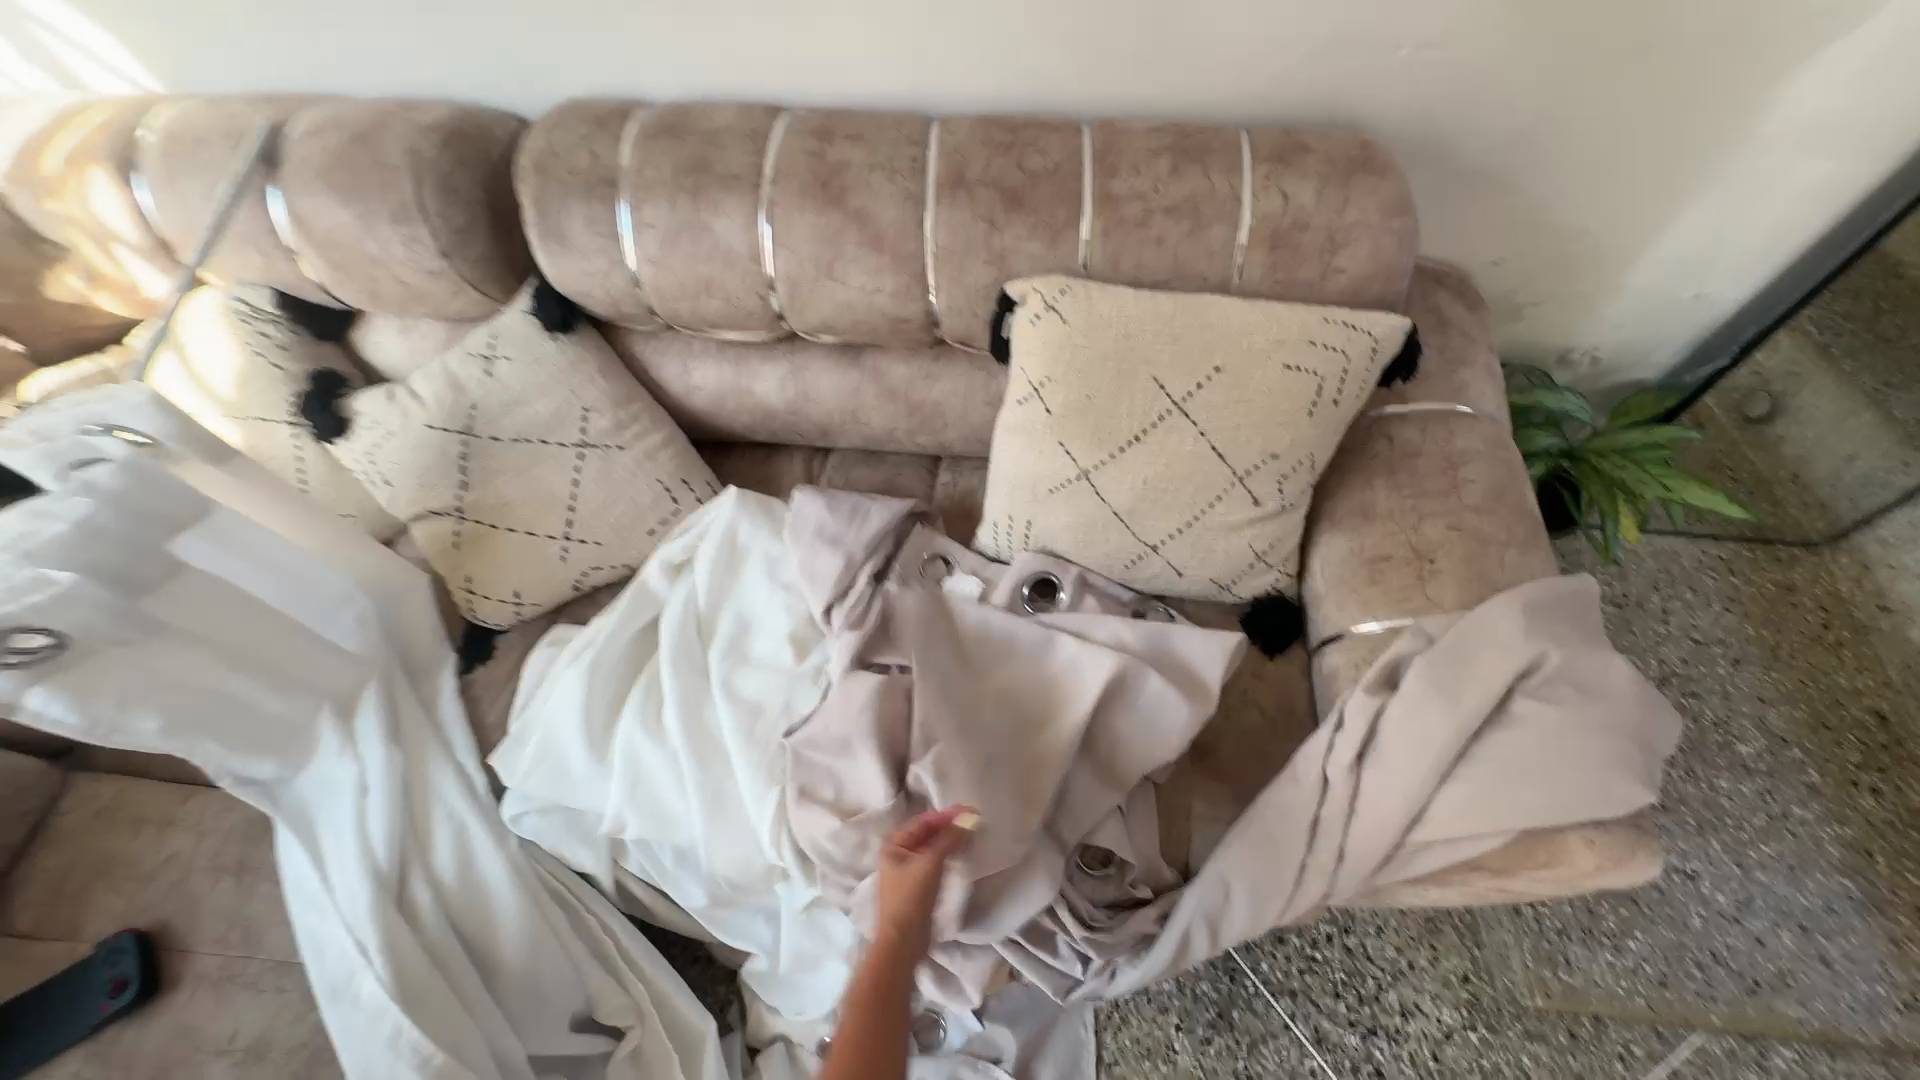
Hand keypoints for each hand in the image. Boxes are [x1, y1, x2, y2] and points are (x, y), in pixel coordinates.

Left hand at [873, 806, 975, 957]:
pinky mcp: (918, 886)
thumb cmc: (911, 898)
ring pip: (932, 848)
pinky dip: (948, 855)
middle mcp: (899, 854)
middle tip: (974, 820)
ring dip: (950, 840)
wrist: (903, 942)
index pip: (923, 822)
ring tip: (971, 833)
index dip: (946, 815)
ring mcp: (908, 871)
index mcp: (894, 844)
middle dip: (949, 826)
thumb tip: (969, 818)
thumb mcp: (930, 864)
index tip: (969, 810)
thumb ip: (949, 839)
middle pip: (927, 834)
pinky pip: (935, 862)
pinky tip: (961, 853)